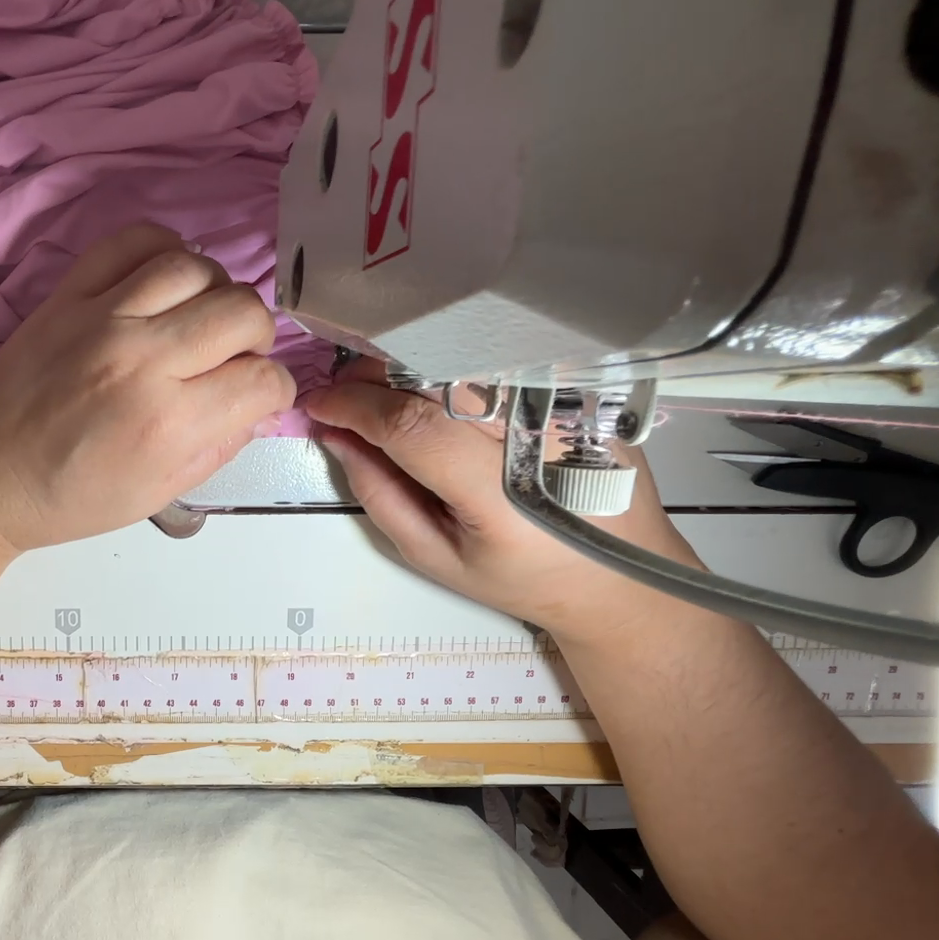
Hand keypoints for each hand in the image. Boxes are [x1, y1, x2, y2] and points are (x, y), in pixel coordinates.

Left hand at [0, 224, 295, 552]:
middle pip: (242, 311)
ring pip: (195, 266)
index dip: (274, 389)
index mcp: (169, 424)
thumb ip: (219, 446)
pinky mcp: (66, 296)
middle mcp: (142, 360)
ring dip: (215, 292)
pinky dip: (164, 251)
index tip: (258, 395)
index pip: (261, 380)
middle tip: (232, 359)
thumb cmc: (70, 499)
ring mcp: (101, 318)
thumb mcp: (159, 494)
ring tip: (199, 319)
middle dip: (256, 338)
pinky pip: (132, 240)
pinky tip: (164, 282)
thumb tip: (257, 404)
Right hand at [303, 360, 701, 646]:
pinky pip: (502, 365)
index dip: (355, 407)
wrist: (621, 577)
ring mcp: (568, 410)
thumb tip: (337, 437)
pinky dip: (451, 369)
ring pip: (469, 361)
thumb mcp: (434, 556)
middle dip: (375, 375)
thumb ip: (380, 495)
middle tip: (344, 392)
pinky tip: (430, 388)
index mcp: (502, 495)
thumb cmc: (519, 578)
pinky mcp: (581, 395)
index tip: (318, 404)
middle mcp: (540, 440)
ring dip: (410, 365)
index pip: (413, 426)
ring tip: (381, 389)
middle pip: (439, 378)